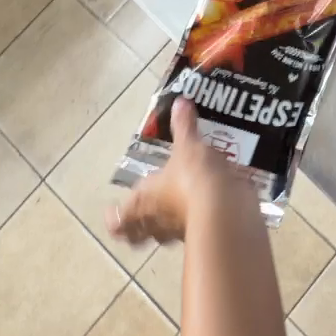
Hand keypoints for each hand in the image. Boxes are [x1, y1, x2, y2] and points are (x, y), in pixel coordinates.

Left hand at [108, 97, 261, 244]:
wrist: (223, 208)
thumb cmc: (192, 177)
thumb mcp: (188, 146)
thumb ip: (184, 126)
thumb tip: (179, 101)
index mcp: (143, 199)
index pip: (119, 218)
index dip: (115, 217)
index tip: (113, 211)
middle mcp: (155, 220)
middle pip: (138, 232)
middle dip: (139, 225)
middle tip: (143, 216)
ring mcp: (177, 230)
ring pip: (164, 233)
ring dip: (168, 223)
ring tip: (177, 207)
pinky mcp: (201, 231)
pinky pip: (193, 227)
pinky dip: (196, 219)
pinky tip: (206, 207)